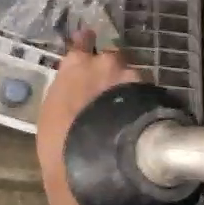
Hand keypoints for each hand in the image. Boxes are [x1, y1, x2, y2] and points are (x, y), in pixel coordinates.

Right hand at [36, 32, 140, 194]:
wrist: (97, 165)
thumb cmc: (59, 143)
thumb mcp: (51, 114)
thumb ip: (66, 91)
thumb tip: (75, 88)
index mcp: (76, 65)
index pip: (83, 41)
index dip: (86, 42)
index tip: (89, 39)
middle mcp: (106, 63)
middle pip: (112, 60)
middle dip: (111, 71)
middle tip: (108, 92)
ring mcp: (132, 78)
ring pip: (132, 77)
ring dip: (128, 89)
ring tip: (126, 112)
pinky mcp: (152, 96)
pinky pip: (146, 95)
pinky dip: (142, 104)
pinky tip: (137, 122)